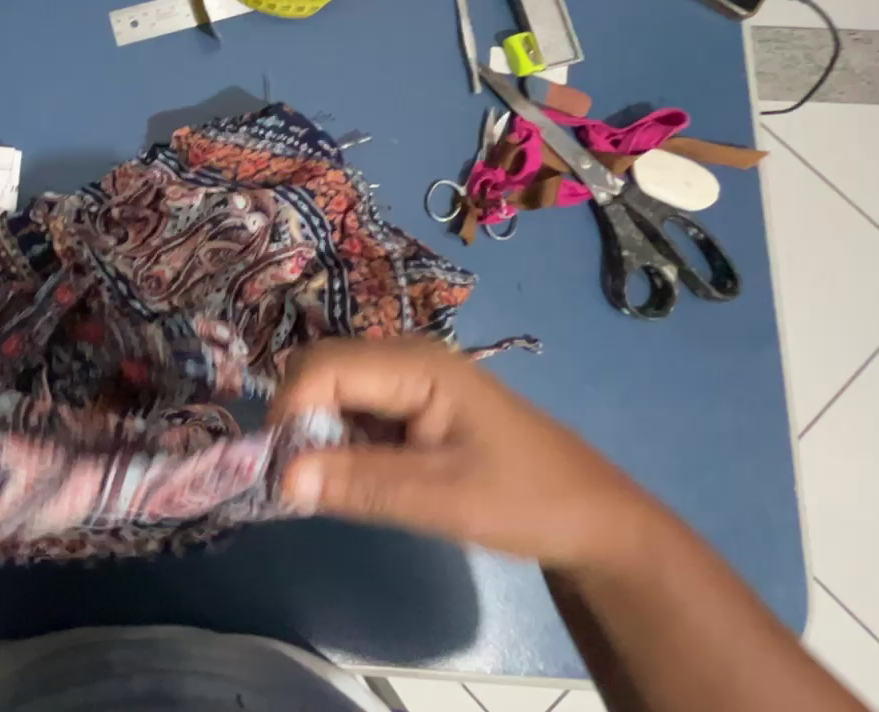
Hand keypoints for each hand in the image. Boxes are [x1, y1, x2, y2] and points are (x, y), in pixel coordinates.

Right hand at [272, 339, 677, 573]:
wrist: (597, 520)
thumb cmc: (527, 501)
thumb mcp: (442, 499)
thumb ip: (360, 484)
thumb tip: (280, 479)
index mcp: (416, 364)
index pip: (323, 367)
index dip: (290, 411)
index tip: (280, 468)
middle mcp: (404, 357)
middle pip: (319, 369)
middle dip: (298, 418)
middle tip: (301, 476)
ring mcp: (407, 377)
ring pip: (330, 389)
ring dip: (317, 431)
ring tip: (329, 480)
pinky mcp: (408, 402)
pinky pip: (352, 408)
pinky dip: (339, 438)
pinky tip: (356, 472)